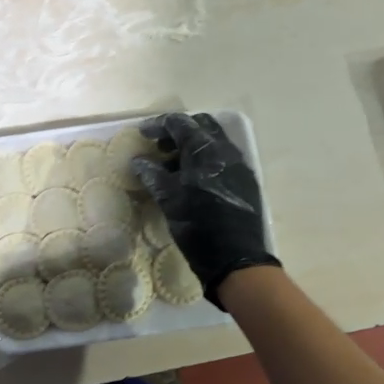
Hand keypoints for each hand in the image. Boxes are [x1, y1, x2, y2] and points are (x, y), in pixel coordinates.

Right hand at [132, 112, 279, 307]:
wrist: (237, 260)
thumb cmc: (198, 226)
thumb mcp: (169, 200)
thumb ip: (153, 175)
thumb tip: (139, 161)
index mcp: (206, 150)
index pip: (180, 123)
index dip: (158, 125)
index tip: (142, 134)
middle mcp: (226, 151)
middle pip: (201, 127)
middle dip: (178, 132)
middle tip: (159, 146)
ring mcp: (239, 166)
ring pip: (213, 143)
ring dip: (191, 148)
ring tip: (171, 166)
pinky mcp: (244, 182)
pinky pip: (221, 160)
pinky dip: (203, 161)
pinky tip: (191, 181)